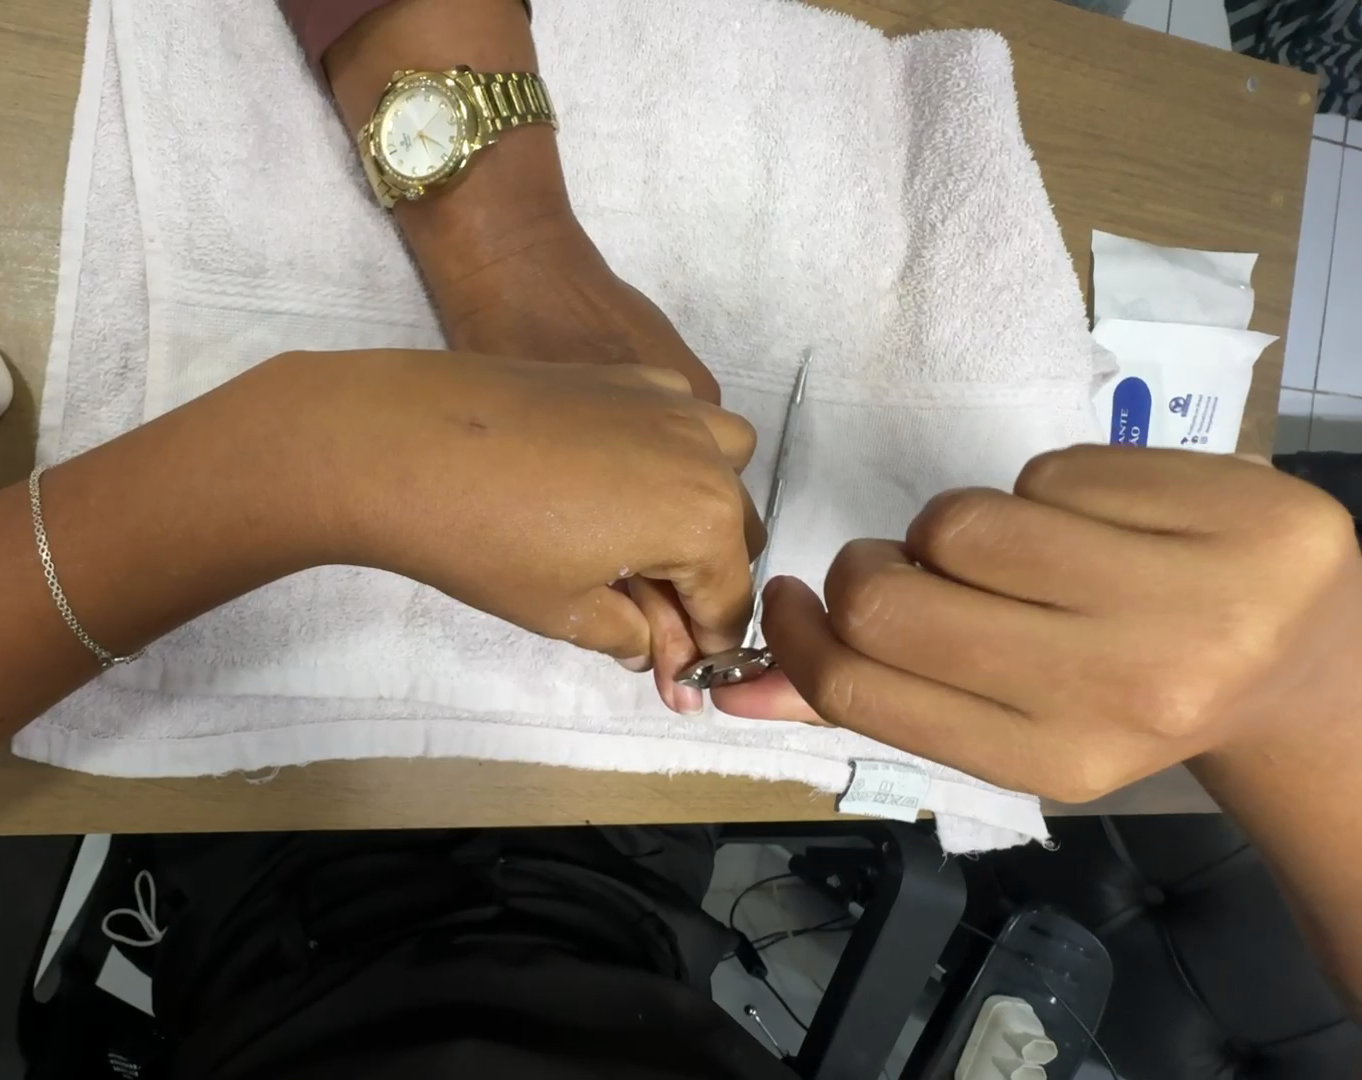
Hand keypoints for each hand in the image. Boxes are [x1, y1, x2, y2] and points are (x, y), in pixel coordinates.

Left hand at [254, 350, 757, 666]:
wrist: (404, 446)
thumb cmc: (485, 543)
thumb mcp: (562, 610)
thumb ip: (628, 634)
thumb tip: (653, 647)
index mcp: (703, 519)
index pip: (729, 601)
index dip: (711, 646)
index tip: (684, 674)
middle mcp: (703, 452)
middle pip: (734, 532)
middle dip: (702, 580)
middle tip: (645, 614)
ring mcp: (663, 400)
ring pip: (719, 462)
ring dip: (699, 507)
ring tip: (638, 538)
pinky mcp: (621, 374)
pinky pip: (677, 416)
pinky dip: (668, 452)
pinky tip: (611, 475)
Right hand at [713, 446, 1361, 801]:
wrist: (1305, 672)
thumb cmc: (1106, 695)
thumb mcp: (981, 717)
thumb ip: (854, 697)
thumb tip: (726, 690)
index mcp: (1049, 760)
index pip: (857, 686)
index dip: (795, 632)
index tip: (791, 598)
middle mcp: (1127, 695)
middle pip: (884, 597)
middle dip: (871, 569)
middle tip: (909, 572)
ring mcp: (1202, 605)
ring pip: (955, 523)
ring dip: (952, 530)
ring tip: (1011, 552)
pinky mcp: (1248, 518)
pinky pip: (1043, 471)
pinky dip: (1037, 490)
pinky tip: (1093, 523)